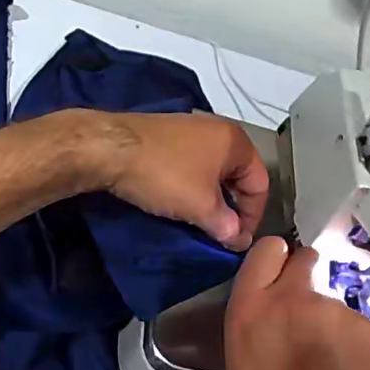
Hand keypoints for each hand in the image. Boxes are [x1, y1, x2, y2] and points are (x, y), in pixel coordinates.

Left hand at [80, 110, 268, 250]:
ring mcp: (189, 129)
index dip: (253, 217)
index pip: (260, 184)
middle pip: (237, 176)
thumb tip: (239, 240)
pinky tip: (177, 202)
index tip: (237, 240)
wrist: (109, 149)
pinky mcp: (166, 136)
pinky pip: (190, 165)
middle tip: (220, 233)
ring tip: (198, 221)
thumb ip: (227, 227)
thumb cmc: (164, 174)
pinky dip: (191, 186)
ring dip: (210, 199)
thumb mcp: (201, 207)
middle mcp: (217, 129)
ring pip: (212, 172)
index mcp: (235, 140)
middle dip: (231, 208)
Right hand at [224, 238, 369, 369]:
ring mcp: (340, 315)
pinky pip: (360, 327)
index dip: (275, 263)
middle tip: (306, 320)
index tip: (278, 280)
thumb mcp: (241, 364)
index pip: (268, 249)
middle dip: (306, 281)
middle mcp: (296, 300)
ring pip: (336, 299)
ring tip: (328, 364)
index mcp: (252, 309)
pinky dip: (355, 343)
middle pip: (307, 260)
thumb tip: (276, 305)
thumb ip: (259, 319)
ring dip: (331, 320)